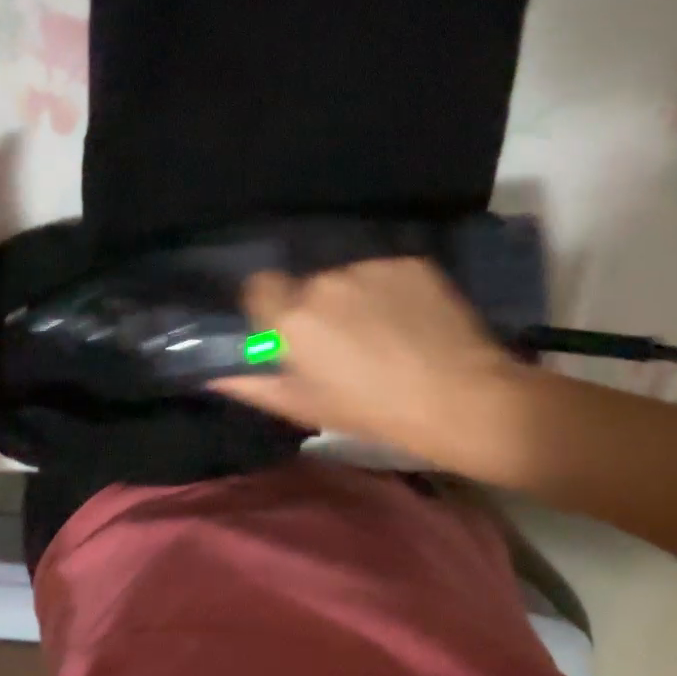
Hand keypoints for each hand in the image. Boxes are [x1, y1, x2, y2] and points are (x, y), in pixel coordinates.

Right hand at [212, 259, 530, 476]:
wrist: (462, 399)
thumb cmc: (376, 413)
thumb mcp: (308, 408)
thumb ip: (254, 385)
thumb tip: (214, 373)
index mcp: (293, 317)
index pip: (258, 287)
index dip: (269, 309)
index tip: (285, 333)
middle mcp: (325, 280)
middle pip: (306, 284)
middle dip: (316, 309)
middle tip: (340, 346)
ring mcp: (371, 267)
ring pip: (347, 278)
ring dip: (353, 300)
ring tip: (383, 337)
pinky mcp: (410, 262)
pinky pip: (384, 274)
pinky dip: (389, 294)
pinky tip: (410, 325)